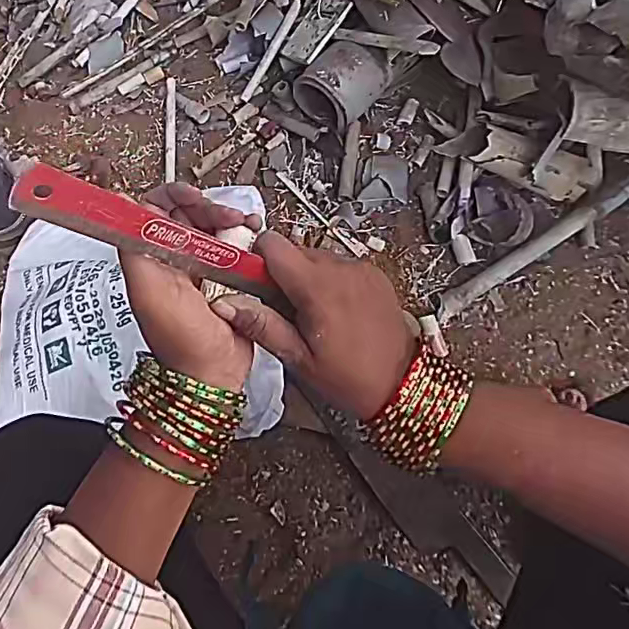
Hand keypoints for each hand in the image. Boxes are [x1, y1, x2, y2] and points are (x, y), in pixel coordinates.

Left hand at [119, 184, 258, 391]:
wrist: (214, 372)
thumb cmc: (180, 340)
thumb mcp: (149, 291)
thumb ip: (135, 247)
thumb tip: (122, 206)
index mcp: (152, 255)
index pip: (157, 209)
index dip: (175, 196)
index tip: (195, 198)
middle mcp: (176, 256)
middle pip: (191, 212)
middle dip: (211, 208)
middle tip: (228, 219)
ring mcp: (204, 265)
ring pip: (216, 225)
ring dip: (232, 219)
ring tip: (246, 226)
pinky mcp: (230, 274)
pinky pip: (238, 244)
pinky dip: (248, 236)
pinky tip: (254, 236)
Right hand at [211, 229, 414, 419]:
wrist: (402, 383)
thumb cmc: (351, 378)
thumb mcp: (299, 358)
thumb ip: (262, 325)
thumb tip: (226, 305)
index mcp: (318, 287)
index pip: (273, 244)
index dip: (256, 259)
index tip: (251, 280)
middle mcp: (341, 269)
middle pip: (293, 250)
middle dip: (280, 274)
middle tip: (281, 308)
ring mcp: (360, 269)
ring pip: (315, 257)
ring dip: (305, 277)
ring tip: (310, 314)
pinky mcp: (373, 273)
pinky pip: (339, 266)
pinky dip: (329, 280)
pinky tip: (333, 311)